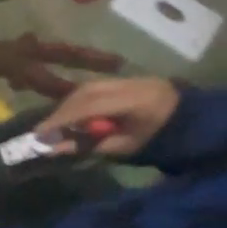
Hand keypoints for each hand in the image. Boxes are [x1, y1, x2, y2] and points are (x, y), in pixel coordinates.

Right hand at [36, 77, 180, 158]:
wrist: (187, 122)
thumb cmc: (154, 139)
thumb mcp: (121, 147)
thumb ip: (86, 146)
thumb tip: (50, 149)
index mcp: (139, 101)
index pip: (91, 105)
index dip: (61, 118)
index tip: (38, 132)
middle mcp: (136, 84)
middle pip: (87, 92)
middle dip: (61, 110)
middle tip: (45, 128)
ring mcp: (134, 78)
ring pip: (88, 86)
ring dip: (67, 104)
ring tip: (58, 121)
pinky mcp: (130, 79)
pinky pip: (96, 86)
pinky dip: (79, 99)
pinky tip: (74, 112)